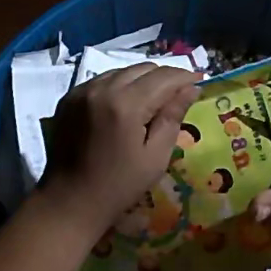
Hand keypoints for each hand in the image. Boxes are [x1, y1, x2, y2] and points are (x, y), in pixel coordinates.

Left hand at [41, 64, 199, 230]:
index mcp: (126, 104)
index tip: (200, 82)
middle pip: (143, 68)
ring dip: (141, 80)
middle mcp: (103, 88)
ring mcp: (82, 90)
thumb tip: (191, 89)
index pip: (164, 77)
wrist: (69, 202)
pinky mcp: (69, 97)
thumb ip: (173, 117)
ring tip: (152, 100)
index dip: (185, 77)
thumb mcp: (155, 156)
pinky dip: (119, 86)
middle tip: (178, 94)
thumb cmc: (119, 186)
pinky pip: (102, 80)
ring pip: (122, 71)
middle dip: (165, 77)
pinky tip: (125, 105)